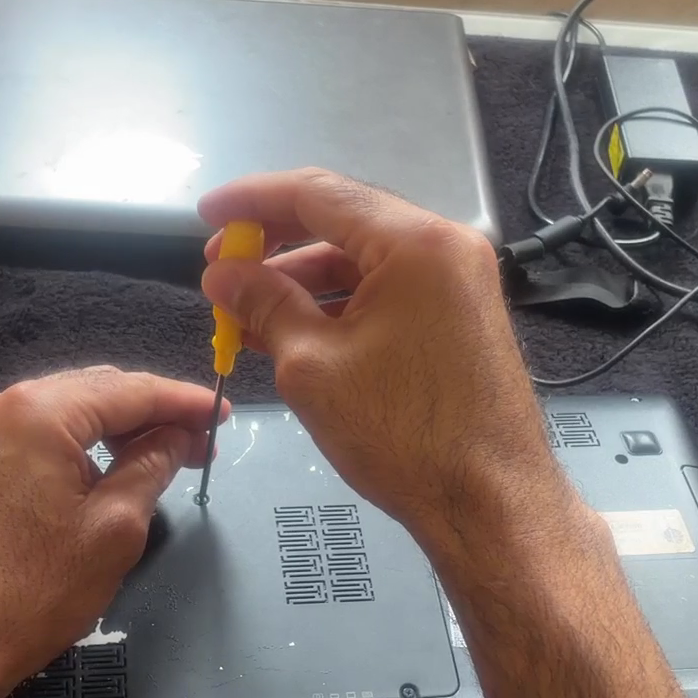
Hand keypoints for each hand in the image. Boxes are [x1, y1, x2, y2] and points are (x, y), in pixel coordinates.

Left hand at [0, 366, 224, 697]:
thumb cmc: (31, 590)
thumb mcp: (114, 528)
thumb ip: (152, 465)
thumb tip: (178, 434)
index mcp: (40, 410)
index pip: (131, 390)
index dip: (184, 401)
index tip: (223, 414)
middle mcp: (2, 405)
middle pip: (97, 392)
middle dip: (152, 412)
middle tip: (198, 441)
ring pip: (66, 411)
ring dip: (116, 428)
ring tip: (159, 455)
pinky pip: (37, 435)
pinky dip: (78, 444)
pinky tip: (103, 469)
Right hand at [199, 169, 584, 571]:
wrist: (490, 504)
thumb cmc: (402, 435)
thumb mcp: (312, 365)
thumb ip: (263, 304)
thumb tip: (222, 274)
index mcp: (414, 242)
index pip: (317, 193)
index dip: (251, 200)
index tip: (206, 215)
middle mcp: (444, 245)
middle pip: (341, 222)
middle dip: (274, 244)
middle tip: (221, 269)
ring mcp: (457, 281)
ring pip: (362, 262)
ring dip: (301, 283)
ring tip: (246, 312)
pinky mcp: (458, 316)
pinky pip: (386, 293)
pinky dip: (338, 307)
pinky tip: (291, 331)